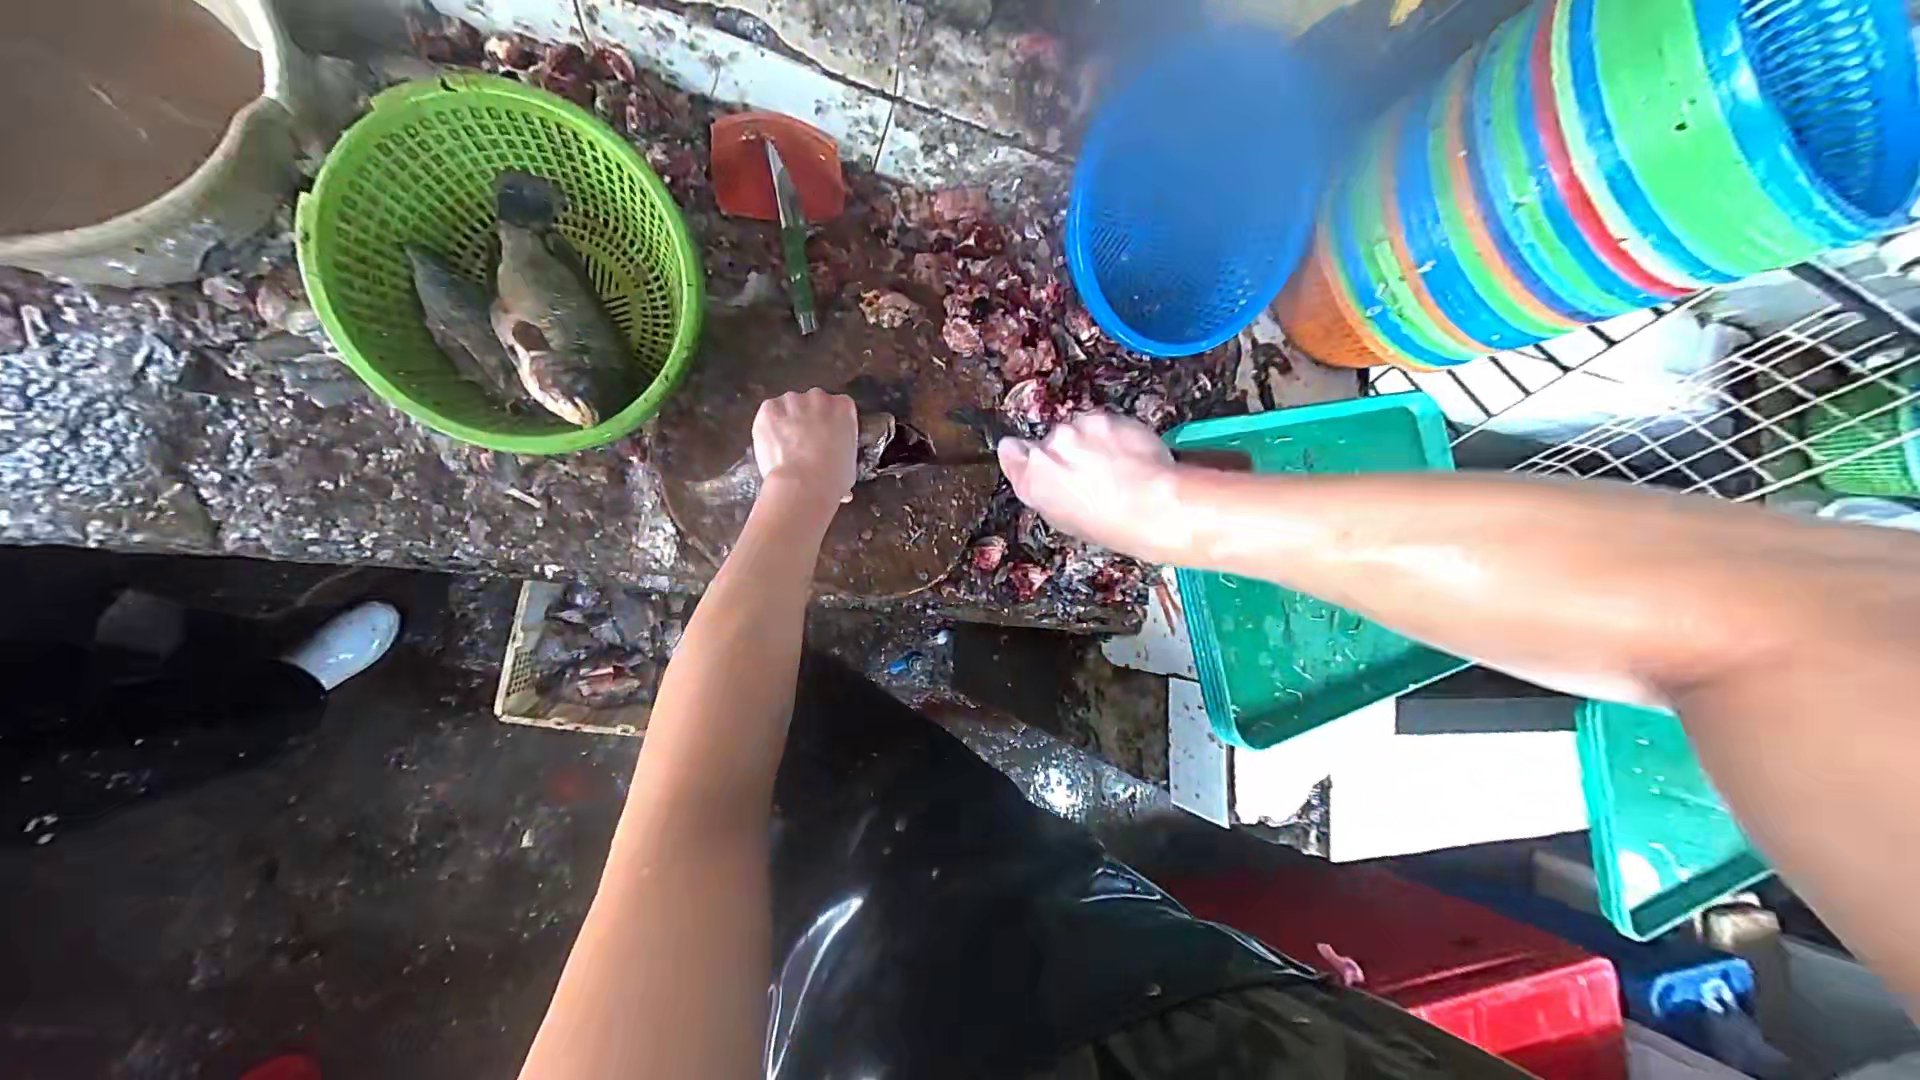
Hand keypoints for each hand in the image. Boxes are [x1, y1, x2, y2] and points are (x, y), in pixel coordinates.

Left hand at [752, 389, 858, 513]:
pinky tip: (774, 445)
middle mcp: (819, 397)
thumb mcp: (849, 465)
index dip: (831, 424)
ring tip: (787, 447)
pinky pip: (769, 413)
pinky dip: (769, 426)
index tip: (827, 437)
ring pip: (789, 407)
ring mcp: (792, 400)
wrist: (804, 483)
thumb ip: (842, 455)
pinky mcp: (769, 408)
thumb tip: (839, 473)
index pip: (839, 407)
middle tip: (806, 444)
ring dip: (787, 422)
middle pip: (813, 403)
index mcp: (844, 407)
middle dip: (809, 419)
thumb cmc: (832, 477)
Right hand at [997, 411, 1183, 559]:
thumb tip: (1044, 477)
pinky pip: (1102, 422)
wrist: (1152, 505)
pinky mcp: (1103, 417)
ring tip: (1114, 466)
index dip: (1024, 454)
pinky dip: (1113, 433)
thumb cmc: (1110, 524)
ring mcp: (1075, 429)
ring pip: (1077, 429)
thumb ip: (1043, 489)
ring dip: (1091, 440)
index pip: (1009, 450)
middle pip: (1050, 440)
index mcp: (1031, 480)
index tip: (1038, 460)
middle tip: (1090, 472)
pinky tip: (1128, 455)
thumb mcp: (1063, 519)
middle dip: (1066, 450)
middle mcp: (1047, 449)